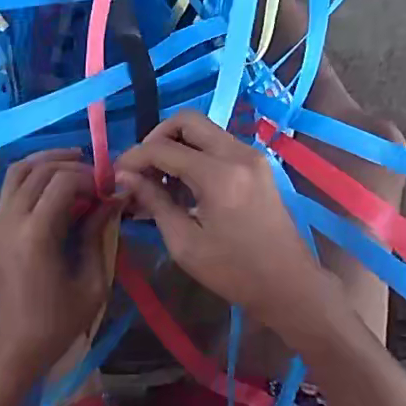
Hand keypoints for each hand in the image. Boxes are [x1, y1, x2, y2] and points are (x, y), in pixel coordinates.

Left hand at [0, 150, 118, 381]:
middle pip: (40, 172)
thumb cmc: (60, 320)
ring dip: (40, 160)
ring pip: (14, 175)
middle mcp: (12, 222)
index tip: (108, 190)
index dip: (90, 178)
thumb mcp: (92, 281)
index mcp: (38, 235)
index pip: (64, 183)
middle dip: (71, 167)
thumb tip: (115, 197)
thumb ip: (98, 233)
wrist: (19, 345)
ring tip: (67, 159)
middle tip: (96, 178)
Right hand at [115, 111, 333, 327]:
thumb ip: (154, 202)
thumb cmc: (233, 272)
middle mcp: (238, 154)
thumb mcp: (184, 242)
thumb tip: (124, 177)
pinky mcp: (257, 165)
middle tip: (140, 169)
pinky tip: (182, 185)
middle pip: (187, 120)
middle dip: (155, 139)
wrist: (289, 285)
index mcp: (219, 175)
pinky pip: (217, 144)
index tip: (116, 176)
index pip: (163, 148)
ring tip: (158, 181)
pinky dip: (194, 154)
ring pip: (203, 130)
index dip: (134, 158)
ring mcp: (251, 156)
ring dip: (175, 146)